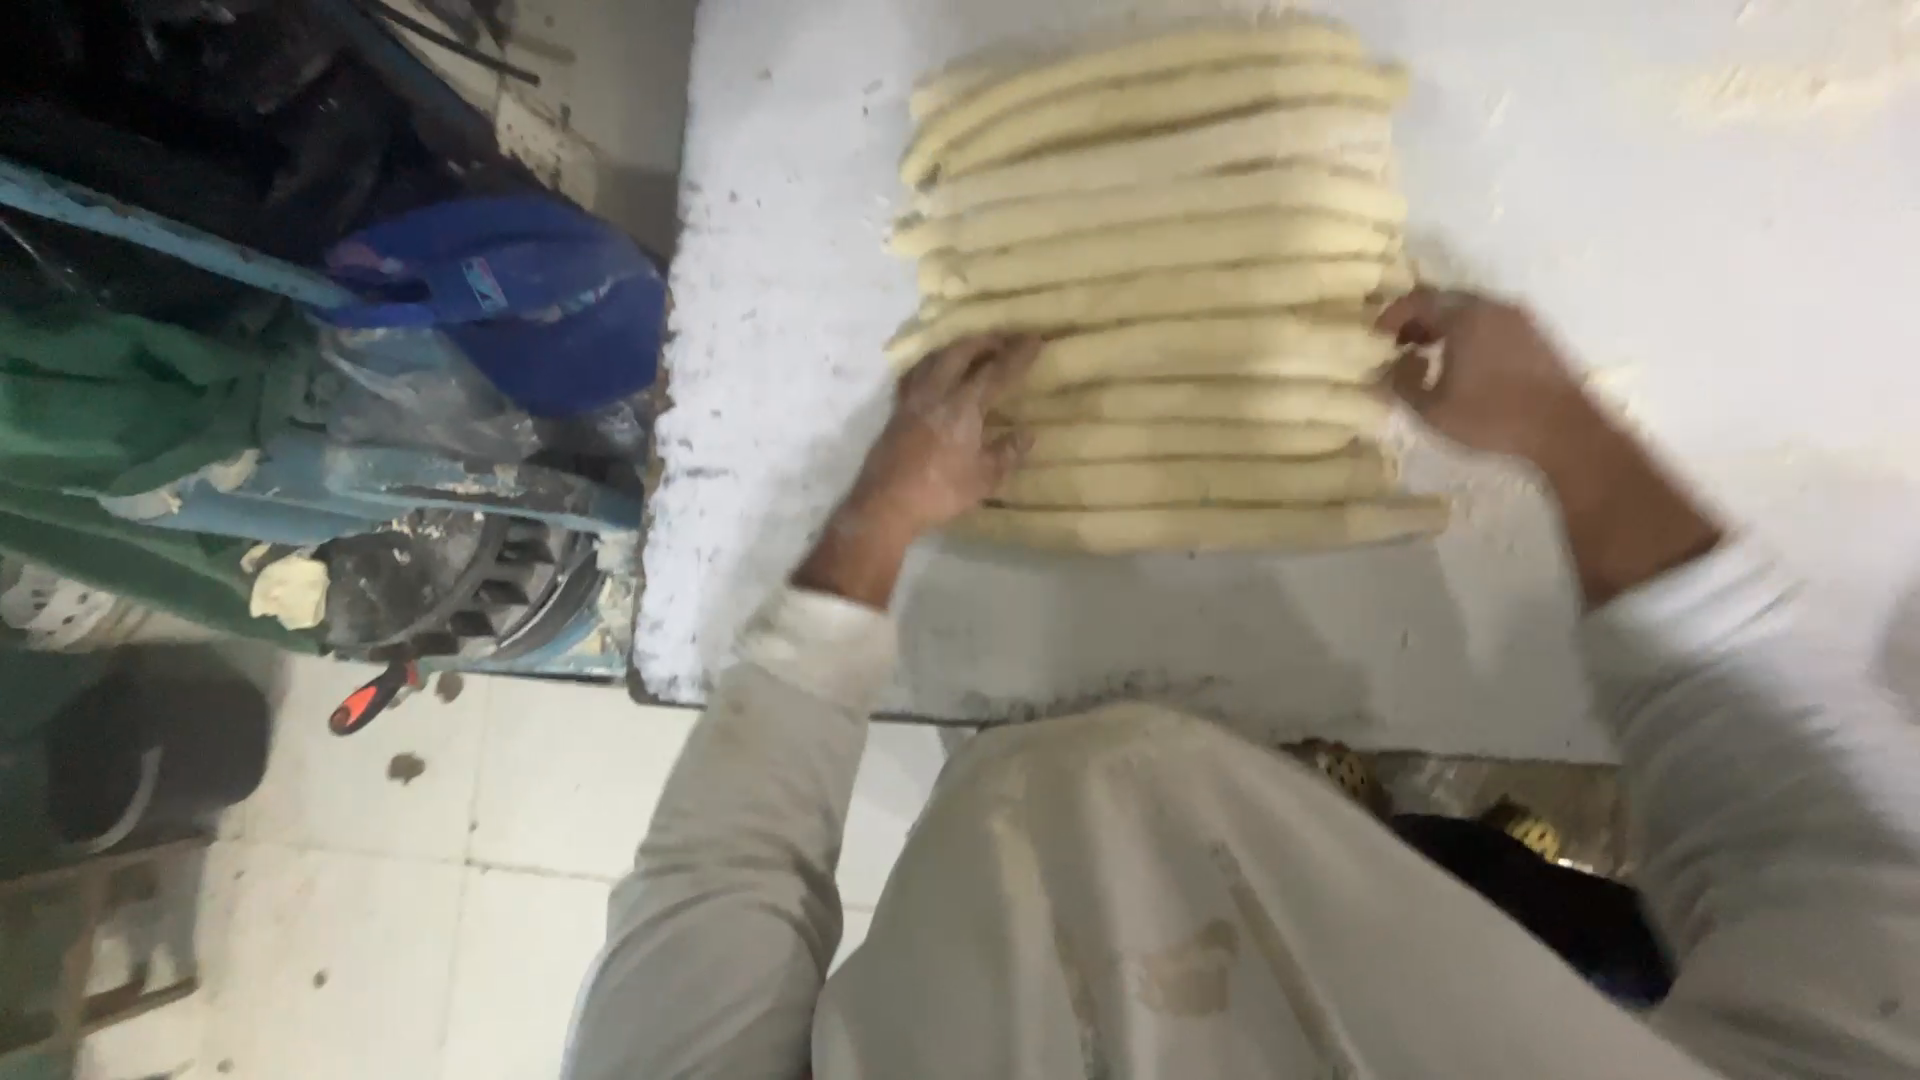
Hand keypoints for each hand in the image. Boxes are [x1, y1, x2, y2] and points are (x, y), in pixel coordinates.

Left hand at [793, 335, 1038, 609]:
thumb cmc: (940, 492)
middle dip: (986, 341)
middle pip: (961, 352)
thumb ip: (1007, 452)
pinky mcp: (896, 411)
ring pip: (934, 358)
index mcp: (962, 405)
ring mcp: (911, 400)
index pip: (995, 371)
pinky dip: (931, 364)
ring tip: (972, 351)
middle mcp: (935, 392)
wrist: (886, 505)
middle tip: (1004, 341)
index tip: (1035, 339)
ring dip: (957, 348)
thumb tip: (1027, 434)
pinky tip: (935, 373)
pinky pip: (916, 374)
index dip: (1017, 355)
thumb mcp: (984, 478)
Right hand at [1377, 288, 1721, 607]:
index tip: (1375, 336)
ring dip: (1443, 327)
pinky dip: (1467, 333)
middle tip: (1397, 344)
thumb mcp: (1430, 409)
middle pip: (1446, 300)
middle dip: (1416, 319)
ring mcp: (1521, 320)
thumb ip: (1401, 383)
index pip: (1419, 299)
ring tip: (1425, 355)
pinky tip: (1460, 364)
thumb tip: (1391, 364)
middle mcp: (1495, 308)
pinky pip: (1491, 323)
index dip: (1392, 315)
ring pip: (1471, 310)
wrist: (1566, 430)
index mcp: (1466, 318)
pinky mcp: (1537, 336)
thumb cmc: (1491, 417)